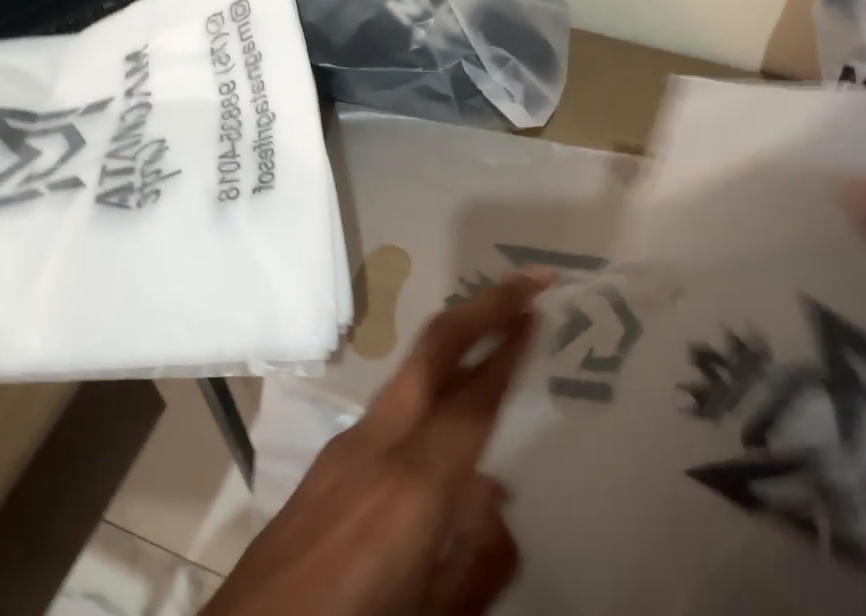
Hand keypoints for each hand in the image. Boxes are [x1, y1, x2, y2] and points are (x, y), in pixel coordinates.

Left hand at [204, 275, 545, 615]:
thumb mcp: (439, 609)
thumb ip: (481, 551)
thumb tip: (494, 493)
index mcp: (415, 483)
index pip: (474, 398)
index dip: (509, 349)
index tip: (537, 309)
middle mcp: (378, 445)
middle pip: (432, 350)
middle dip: (481, 307)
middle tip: (524, 282)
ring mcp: (345, 446)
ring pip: (409, 375)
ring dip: (453, 345)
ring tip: (494, 335)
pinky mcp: (328, 462)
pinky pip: (389, 409)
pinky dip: (427, 392)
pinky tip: (444, 425)